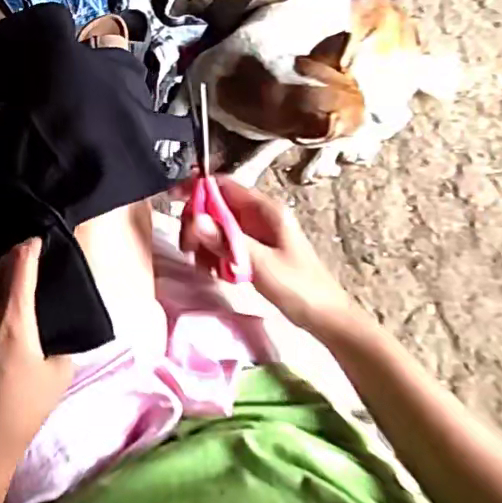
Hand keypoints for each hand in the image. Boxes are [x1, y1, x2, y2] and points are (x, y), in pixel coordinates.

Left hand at [0, 239, 72, 467]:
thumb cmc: (21, 413)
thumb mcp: (58, 375)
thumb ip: (60, 341)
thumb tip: (55, 326)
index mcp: (11, 317)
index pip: (19, 264)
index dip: (30, 248)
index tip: (38, 242)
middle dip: (11, 260)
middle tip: (25, 263)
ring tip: (5, 282)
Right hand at [179, 175, 358, 330]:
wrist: (326, 317)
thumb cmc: (298, 288)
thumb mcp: (260, 264)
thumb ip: (227, 241)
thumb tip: (196, 220)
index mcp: (266, 210)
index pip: (224, 185)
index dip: (197, 188)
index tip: (175, 200)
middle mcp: (259, 215)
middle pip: (216, 205)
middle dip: (197, 221)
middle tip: (187, 247)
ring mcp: (256, 232)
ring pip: (217, 225)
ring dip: (203, 240)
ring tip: (200, 264)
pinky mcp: (254, 249)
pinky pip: (224, 242)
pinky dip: (213, 253)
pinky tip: (212, 270)